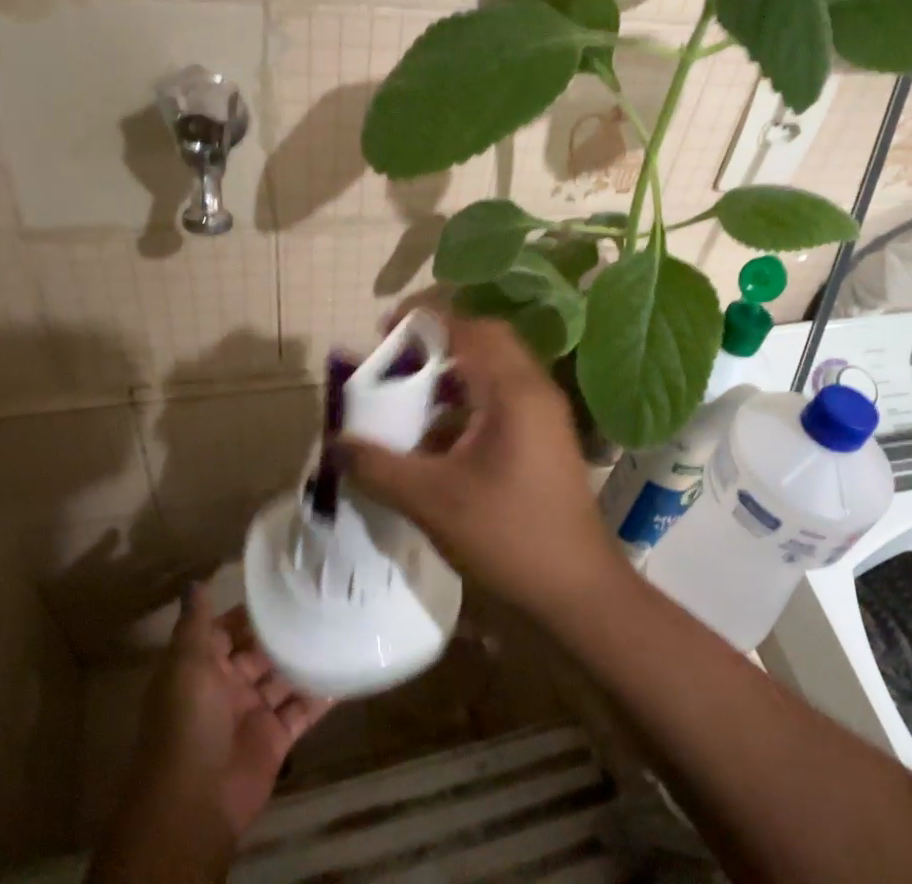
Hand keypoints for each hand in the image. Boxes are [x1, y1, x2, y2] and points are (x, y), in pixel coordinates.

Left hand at [90, 591, 331, 883]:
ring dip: (307, 659)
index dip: (250, 611)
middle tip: (323, 600)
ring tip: (341, 627)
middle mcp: (226, 688)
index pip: (226, 631)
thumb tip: (196, 582)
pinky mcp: (276, 738)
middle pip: (259, 653)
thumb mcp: (186, 666)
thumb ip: (196, 625)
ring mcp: (253, 714)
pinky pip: (303, 710)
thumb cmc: (187, 723)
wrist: (196, 799)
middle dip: (284, 631)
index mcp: (201, 669)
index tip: (284, 583)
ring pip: (284, 679)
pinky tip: (348, 670)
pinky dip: (323, 694)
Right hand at [338, 317, 630, 619]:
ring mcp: (545, 420)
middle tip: (393, 363)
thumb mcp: (431, 501)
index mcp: (514, 392)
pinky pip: (501, 406)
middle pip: (485, 345)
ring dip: (450, 380)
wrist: (576, 590)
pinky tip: (434, 442)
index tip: (382, 329)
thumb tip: (335, 444)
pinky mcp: (545, 445)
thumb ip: (378, 466)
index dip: (424, 321)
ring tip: (405, 400)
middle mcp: (535, 393)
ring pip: (493, 377)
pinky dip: (465, 409)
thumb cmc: (508, 537)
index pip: (470, 329)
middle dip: (435, 347)